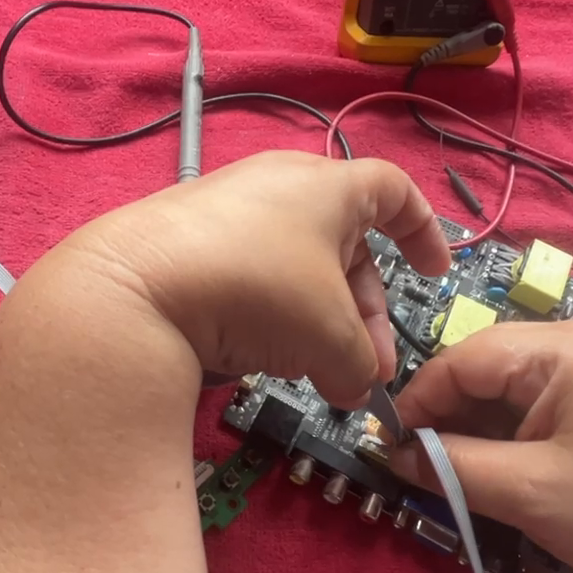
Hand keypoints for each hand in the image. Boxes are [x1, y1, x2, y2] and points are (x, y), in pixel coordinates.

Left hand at [60, 151, 452, 407]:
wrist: (138, 287)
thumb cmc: (260, 289)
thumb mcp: (331, 335)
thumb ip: (358, 364)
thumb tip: (353, 387)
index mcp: (327, 186)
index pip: (394, 192)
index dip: (423, 232)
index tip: (434, 273)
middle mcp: (278, 185)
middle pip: (344, 245)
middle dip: (364, 312)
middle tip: (365, 371)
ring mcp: (226, 210)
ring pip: (295, 267)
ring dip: (317, 322)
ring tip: (316, 375)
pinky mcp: (185, 241)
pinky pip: (247, 273)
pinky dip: (266, 313)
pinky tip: (258, 354)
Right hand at [389, 319, 572, 572]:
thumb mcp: (530, 493)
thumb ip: (451, 467)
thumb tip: (393, 454)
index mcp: (567, 347)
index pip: (464, 358)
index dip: (419, 401)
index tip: (389, 445)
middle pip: (489, 365)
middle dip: (451, 414)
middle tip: (424, 462)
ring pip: (514, 383)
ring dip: (482, 424)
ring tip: (464, 468)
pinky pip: (545, 396)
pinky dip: (516, 428)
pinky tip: (509, 463)